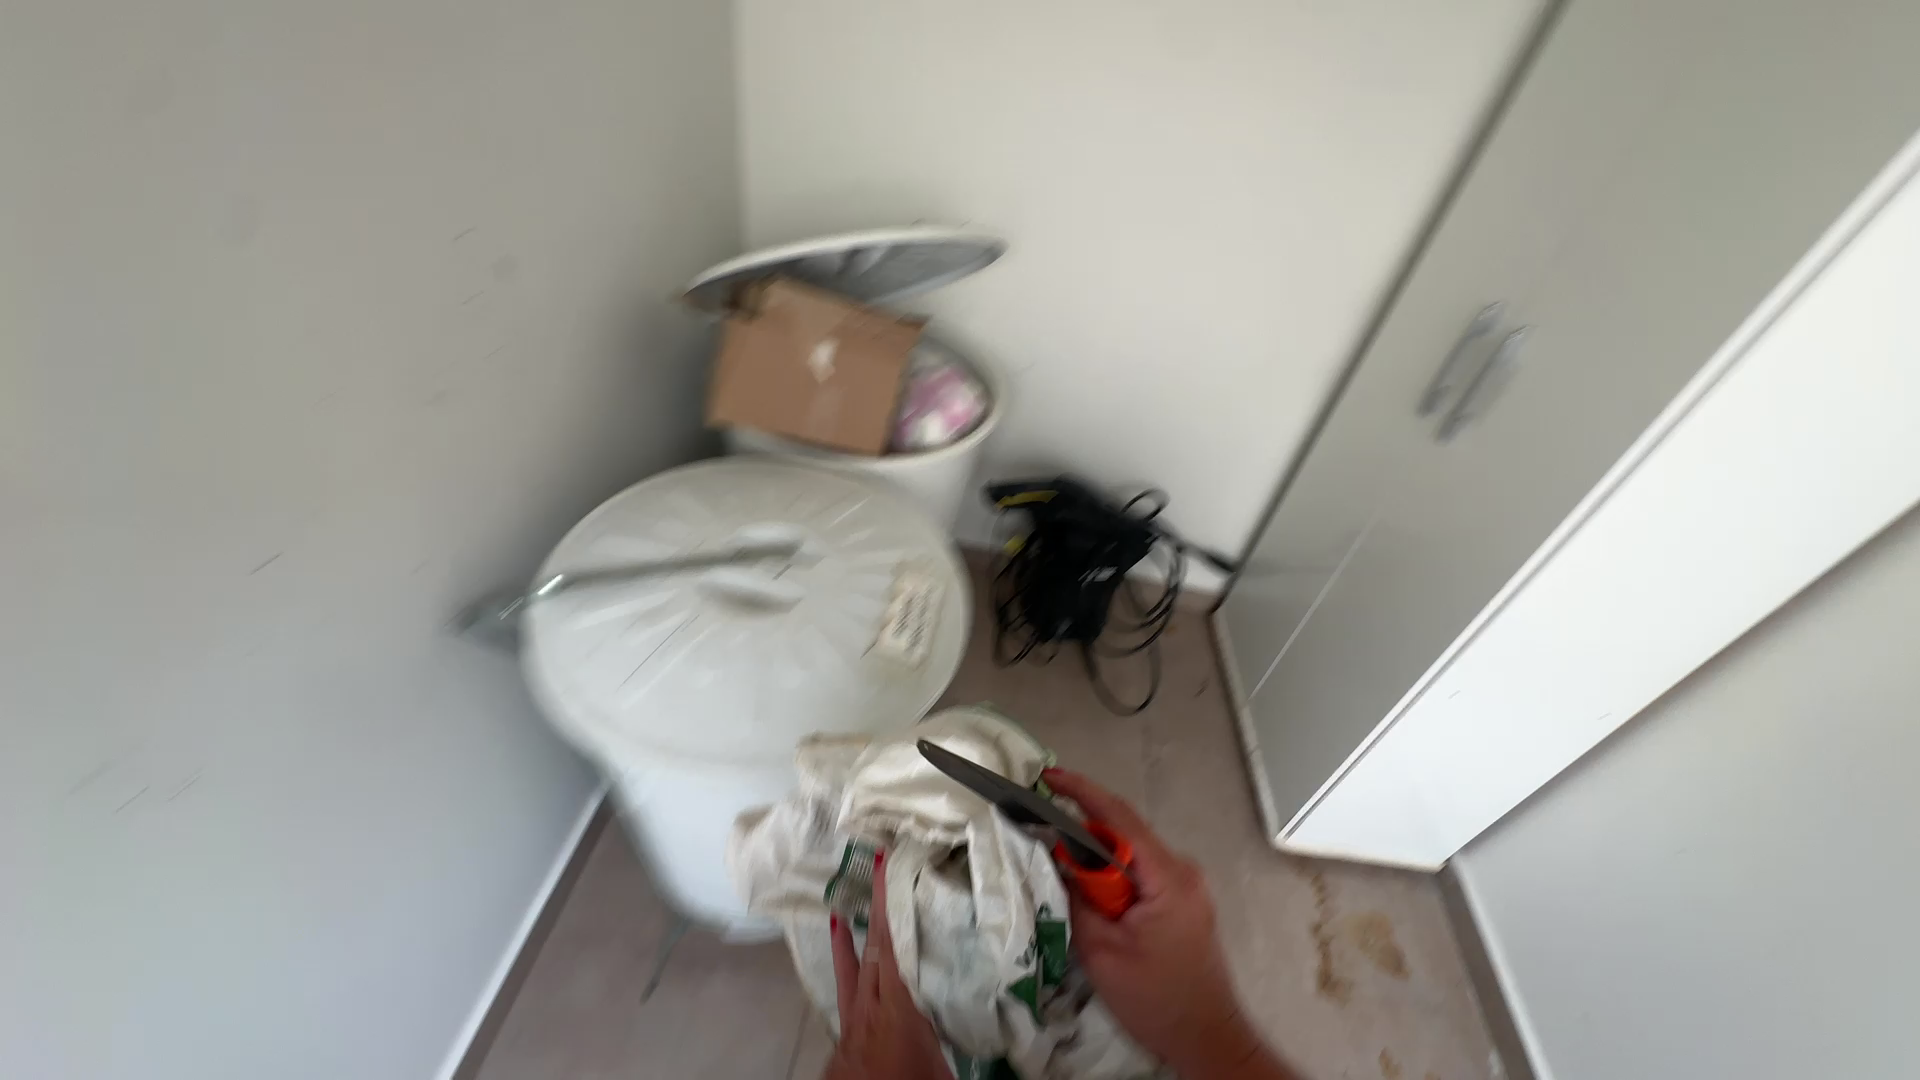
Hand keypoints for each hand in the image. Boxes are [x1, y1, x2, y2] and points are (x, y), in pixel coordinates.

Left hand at [823, 852, 952, 1079]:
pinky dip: (842, 953)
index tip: (891, 866)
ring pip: (856, 960)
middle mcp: (874, 1001)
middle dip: (880, 901)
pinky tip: (837, 928)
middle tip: (885, 862)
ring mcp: (855, 1013)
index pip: (895, 944)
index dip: (891, 904)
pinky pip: (844, 981)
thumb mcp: (945, 1071)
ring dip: (857, 924)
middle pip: (876, 943)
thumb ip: (970, 1035)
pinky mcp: (846, 1025)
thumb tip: (1013, 1027)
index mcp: (900, 1005)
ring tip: (853, 887)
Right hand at [1043, 768, 1296, 1079]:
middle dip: (1083, 828)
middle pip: (1124, 831)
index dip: (1082, 791)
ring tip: (1064, 869)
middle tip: (1043, 830)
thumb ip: (1076, 896)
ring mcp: (1187, 883)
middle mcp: (1182, 868)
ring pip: (1131, 851)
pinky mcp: (1183, 898)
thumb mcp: (1101, 951)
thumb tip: (1055, 857)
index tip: (1048, 777)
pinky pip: (1141, 869)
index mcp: (1167, 875)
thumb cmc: (1156, 1000)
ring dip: (1097, 856)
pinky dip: (1113, 872)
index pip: (1119, 817)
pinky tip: (1094, 892)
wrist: (1209, 1041)